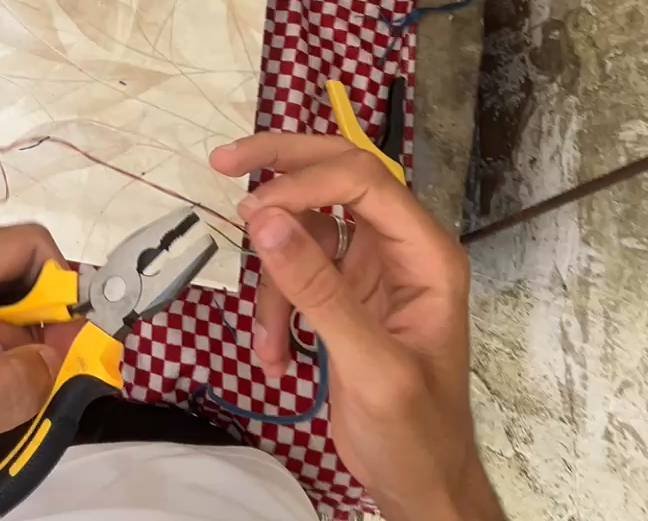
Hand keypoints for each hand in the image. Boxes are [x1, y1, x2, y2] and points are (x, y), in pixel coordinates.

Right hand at [212, 134, 503, 520]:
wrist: (419, 486)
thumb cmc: (416, 434)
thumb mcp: (369, 367)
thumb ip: (318, 291)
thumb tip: (262, 218)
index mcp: (425, 252)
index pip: (362, 180)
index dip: (304, 181)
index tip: (252, 210)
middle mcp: (397, 244)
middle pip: (334, 173)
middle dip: (278, 168)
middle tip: (222, 161)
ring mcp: (366, 263)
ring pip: (300, 230)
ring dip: (271, 283)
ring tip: (269, 342)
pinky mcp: (339, 287)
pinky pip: (291, 270)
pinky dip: (273, 308)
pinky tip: (276, 354)